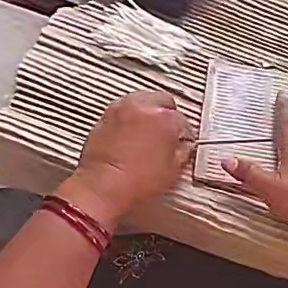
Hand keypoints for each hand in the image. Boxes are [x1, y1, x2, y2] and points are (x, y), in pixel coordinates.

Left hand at [61, 90, 194, 223]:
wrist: (103, 187)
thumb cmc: (135, 181)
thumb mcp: (172, 171)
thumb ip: (182, 151)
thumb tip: (182, 147)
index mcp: (165, 119)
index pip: (183, 121)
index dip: (184, 135)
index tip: (181, 144)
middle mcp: (143, 107)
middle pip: (162, 100)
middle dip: (166, 114)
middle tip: (166, 133)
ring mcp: (121, 110)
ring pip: (140, 101)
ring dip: (146, 113)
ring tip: (147, 133)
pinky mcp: (104, 118)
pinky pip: (122, 112)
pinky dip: (127, 120)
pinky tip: (129, 137)